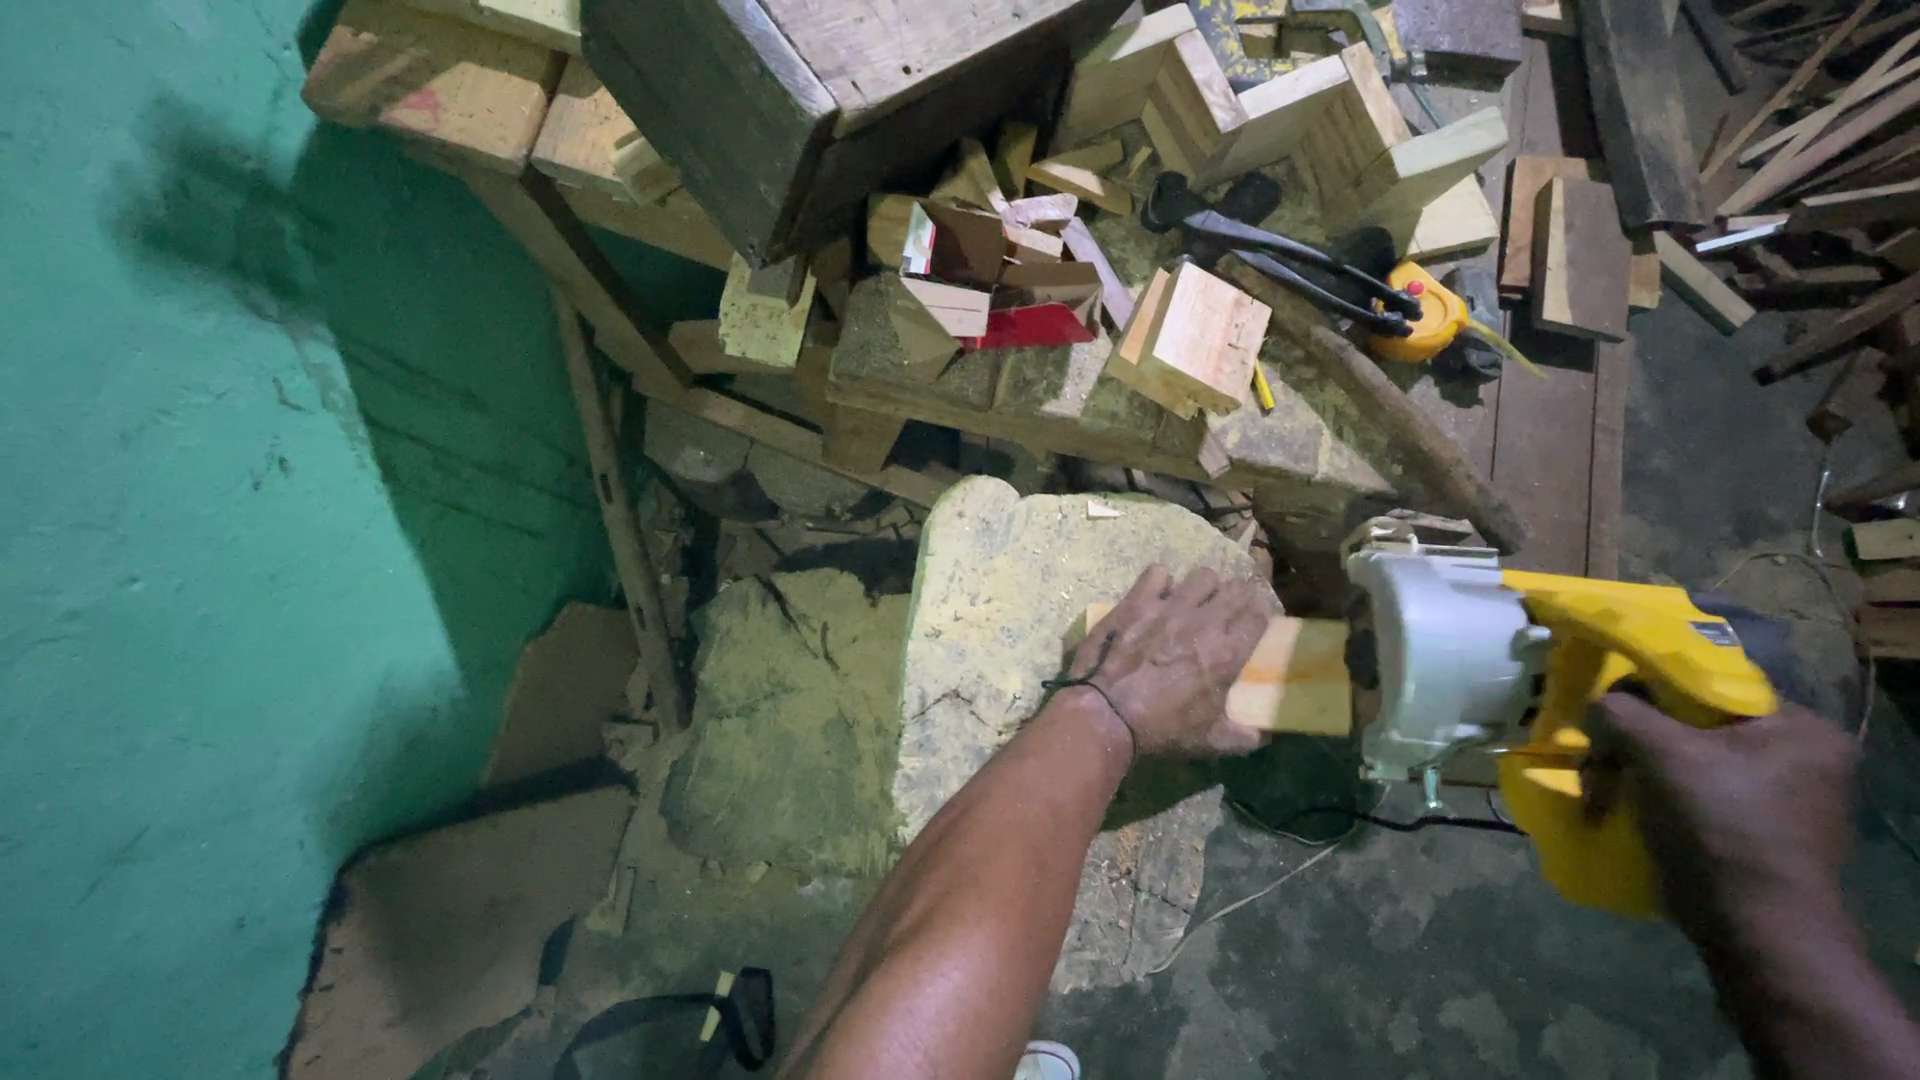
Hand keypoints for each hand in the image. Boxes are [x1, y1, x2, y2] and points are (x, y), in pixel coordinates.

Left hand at [1062, 565, 1272, 758]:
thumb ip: (1244, 737)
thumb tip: (1262, 736)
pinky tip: (1156, 595)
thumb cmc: (1161, 729)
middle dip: (1237, 596)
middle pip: (1236, 589)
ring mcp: (1169, 607)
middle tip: (1227, 608)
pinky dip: (1160, 582)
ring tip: (1193, 600)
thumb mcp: (1211, 741)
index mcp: (1227, 653)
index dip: (1259, 615)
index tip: (1253, 621)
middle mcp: (1204, 622)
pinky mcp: (1137, 601)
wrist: (1107, 714)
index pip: (1259, 615)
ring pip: (1202, 576)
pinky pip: (1157, 573)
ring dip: (1202, 587)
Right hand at [1584, 693, 1857, 937]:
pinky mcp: (1749, 824)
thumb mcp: (1660, 752)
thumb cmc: (1718, 824)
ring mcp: (1777, 794)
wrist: (1751, 923)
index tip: (1607, 704)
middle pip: (1692, 722)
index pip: (1712, 684)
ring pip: (1682, 756)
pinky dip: (1649, 790)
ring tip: (1599, 785)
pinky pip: (1688, 787)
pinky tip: (1618, 803)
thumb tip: (1598, 700)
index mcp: (1801, 729)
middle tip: (1598, 752)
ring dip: (1632, 767)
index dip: (1651, 689)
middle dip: (1634, 738)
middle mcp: (1799, 756)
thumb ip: (1621, 710)